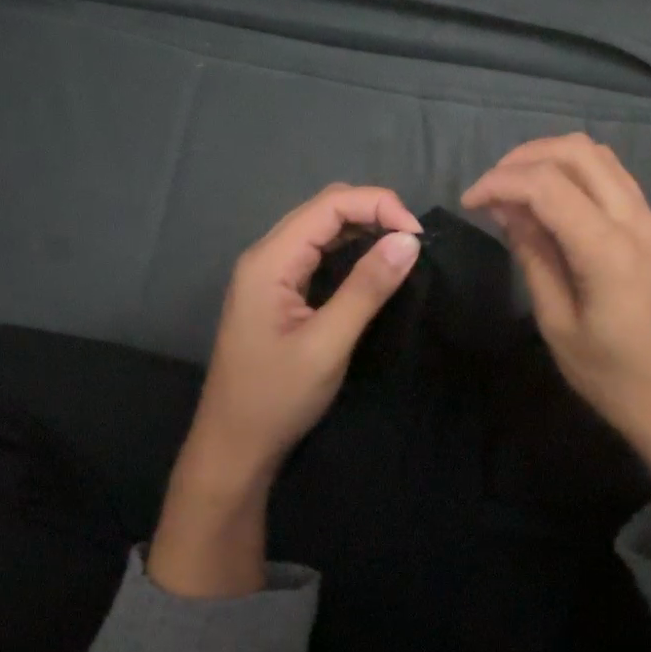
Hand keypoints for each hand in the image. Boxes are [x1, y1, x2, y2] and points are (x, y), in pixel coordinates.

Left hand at [150, 184, 421, 596]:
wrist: (233, 447)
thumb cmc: (276, 398)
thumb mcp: (328, 344)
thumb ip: (367, 288)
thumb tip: (408, 241)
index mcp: (270, 260)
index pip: (329, 204)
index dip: (378, 205)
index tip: (417, 236)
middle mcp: (266, 256)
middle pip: (324, 208)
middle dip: (373, 211)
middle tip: (413, 243)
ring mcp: (269, 274)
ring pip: (321, 228)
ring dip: (363, 228)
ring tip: (401, 250)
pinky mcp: (277, 292)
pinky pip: (316, 253)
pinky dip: (349, 249)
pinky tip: (373, 265)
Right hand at [462, 135, 650, 569]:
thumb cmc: (615, 380)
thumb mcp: (559, 326)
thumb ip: (534, 257)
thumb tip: (507, 209)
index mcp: (609, 250)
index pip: (547, 185)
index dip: (500, 182)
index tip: (469, 203)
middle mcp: (636, 221)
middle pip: (578, 152)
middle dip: (525, 157)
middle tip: (491, 187)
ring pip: (600, 157)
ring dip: (552, 158)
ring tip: (515, 187)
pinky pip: (615, 178)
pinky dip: (577, 173)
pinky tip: (551, 200)